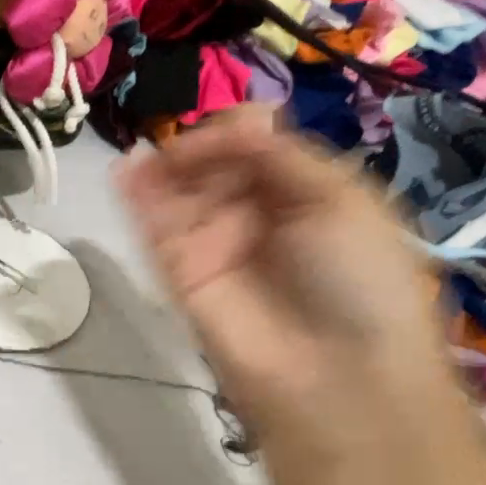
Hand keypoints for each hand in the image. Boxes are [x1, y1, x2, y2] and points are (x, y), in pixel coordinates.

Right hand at [116, 107, 450, 444]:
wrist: (331, 368)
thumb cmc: (358, 279)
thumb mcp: (341, 200)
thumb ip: (281, 156)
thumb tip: (239, 115)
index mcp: (306, 197)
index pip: (259, 151)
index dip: (240, 133)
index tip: (232, 129)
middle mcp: (257, 218)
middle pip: (215, 168)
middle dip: (200, 150)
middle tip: (187, 150)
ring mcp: (213, 247)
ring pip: (180, 196)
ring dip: (163, 170)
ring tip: (148, 154)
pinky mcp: (178, 274)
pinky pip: (157, 231)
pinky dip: (139, 201)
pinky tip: (126, 173)